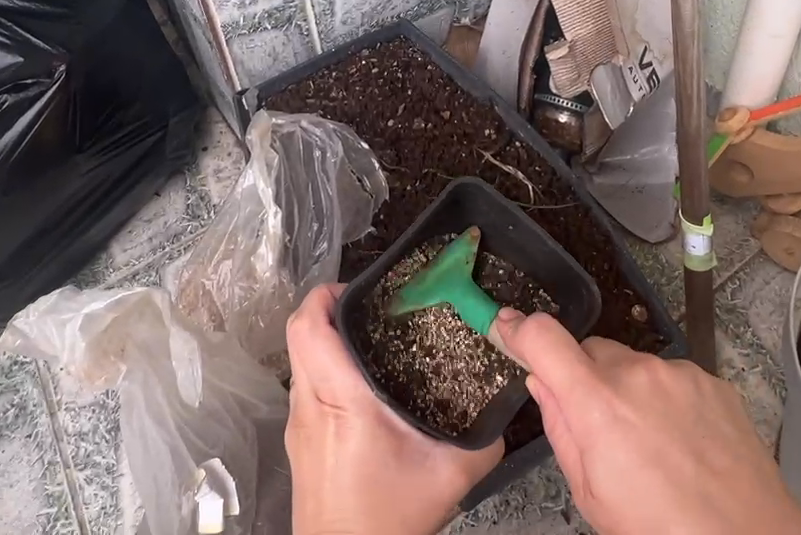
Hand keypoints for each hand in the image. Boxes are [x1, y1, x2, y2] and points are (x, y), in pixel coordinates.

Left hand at [285, 283, 504, 534]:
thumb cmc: (389, 521)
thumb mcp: (448, 476)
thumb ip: (482, 435)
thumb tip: (502, 397)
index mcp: (340, 401)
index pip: (308, 327)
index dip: (325, 294)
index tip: (360, 288)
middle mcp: (309, 405)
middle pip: (299, 332)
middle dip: (328, 306)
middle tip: (370, 306)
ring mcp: (299, 423)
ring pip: (300, 358)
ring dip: (325, 337)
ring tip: (368, 335)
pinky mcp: (298, 440)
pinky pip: (304, 382)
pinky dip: (324, 365)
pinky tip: (360, 379)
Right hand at [495, 308, 800, 534]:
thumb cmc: (661, 532)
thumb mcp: (592, 497)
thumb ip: (561, 430)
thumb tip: (543, 382)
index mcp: (598, 405)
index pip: (545, 338)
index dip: (520, 328)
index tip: (507, 324)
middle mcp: (636, 373)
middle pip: (591, 352)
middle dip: (586, 379)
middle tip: (601, 429)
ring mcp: (678, 373)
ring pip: (632, 364)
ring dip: (629, 390)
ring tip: (653, 446)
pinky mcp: (710, 379)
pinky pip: (671, 377)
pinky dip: (666, 399)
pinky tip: (684, 443)